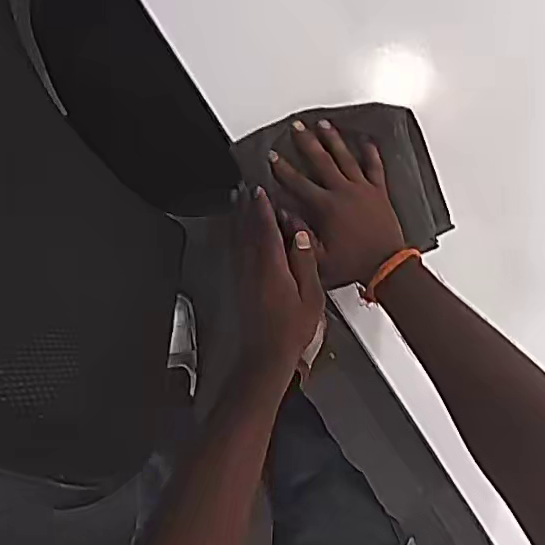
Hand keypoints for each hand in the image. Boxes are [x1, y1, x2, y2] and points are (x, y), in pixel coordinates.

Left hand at [236, 185, 323, 377]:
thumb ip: (305, 262)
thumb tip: (301, 236)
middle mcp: (252, 267)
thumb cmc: (291, 330)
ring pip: (236, 238)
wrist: (264, 356)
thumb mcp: (311, 296)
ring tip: (236, 200)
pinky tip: (233, 230)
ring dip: (236, 216)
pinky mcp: (236, 284)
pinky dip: (233, 234)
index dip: (262, 206)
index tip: (260, 189)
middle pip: (246, 228)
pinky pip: (233, 250)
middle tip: (244, 187)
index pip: (265, 228)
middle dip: (245, 206)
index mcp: (271, 267)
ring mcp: (241, 275)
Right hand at [269, 119, 406, 285]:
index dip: (283, 169)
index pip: (298, 183)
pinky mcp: (379, 192)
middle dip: (306, 142)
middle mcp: (344, 193)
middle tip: (297, 127)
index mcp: (327, 208)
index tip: (273, 156)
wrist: (387, 266)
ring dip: (333, 139)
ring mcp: (363, 190)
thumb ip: (299, 235)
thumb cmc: (354, 264)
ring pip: (345, 157)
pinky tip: (366, 141)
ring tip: (323, 125)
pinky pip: (374, 167)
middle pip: (321, 161)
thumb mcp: (319, 257)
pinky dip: (370, 153)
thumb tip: (284, 215)